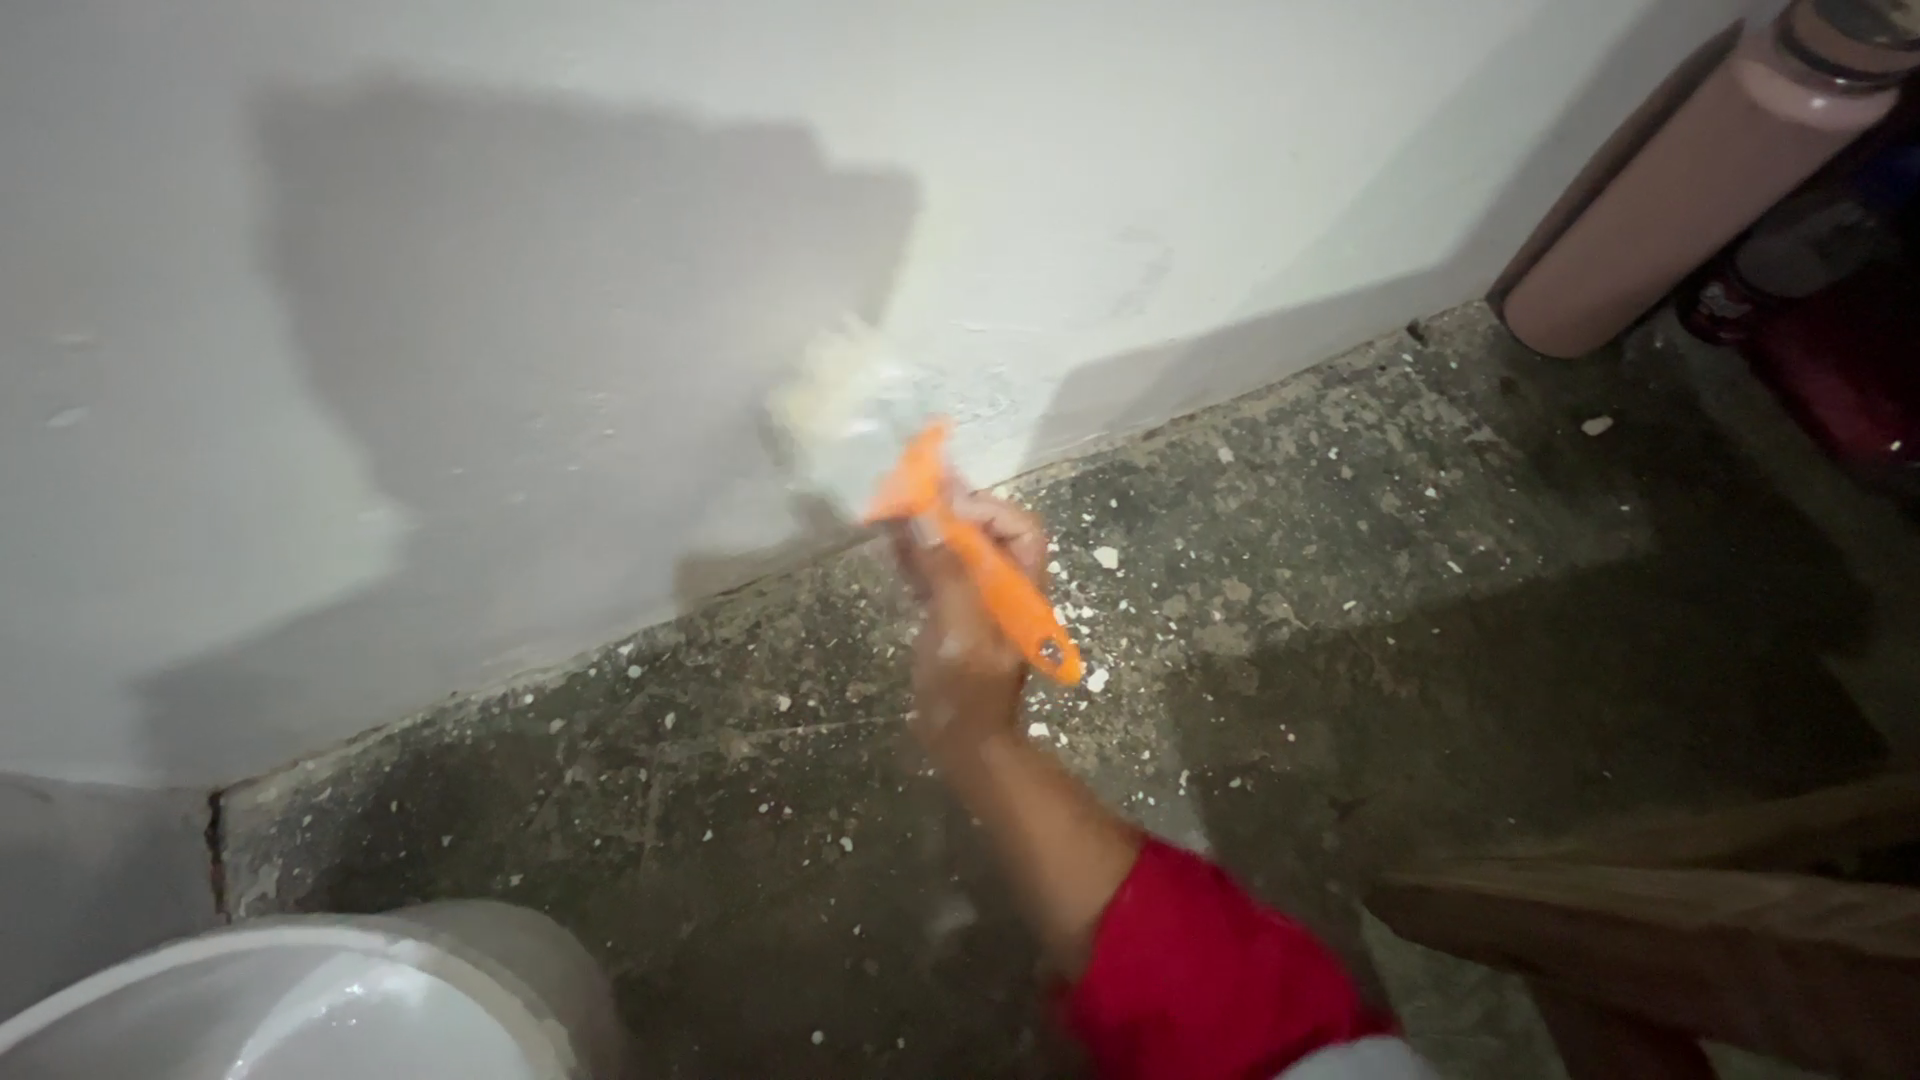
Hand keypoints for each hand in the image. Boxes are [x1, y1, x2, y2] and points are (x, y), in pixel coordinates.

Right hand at [891, 487, 1049, 755]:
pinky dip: (916, 554)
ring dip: (929, 526)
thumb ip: (947, 574)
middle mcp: (1003, 588)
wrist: (962, 744)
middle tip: (912, 487)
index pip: (1021, 529)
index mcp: (1022, 589)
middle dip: (952, 508)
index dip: (987, 508)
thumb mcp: (960, 633)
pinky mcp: (950, 615)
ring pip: (957, 549)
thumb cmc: (967, 693)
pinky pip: (936, 572)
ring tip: (894, 504)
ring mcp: (976, 601)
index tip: (944, 504)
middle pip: (986, 532)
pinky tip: (892, 540)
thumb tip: (926, 517)